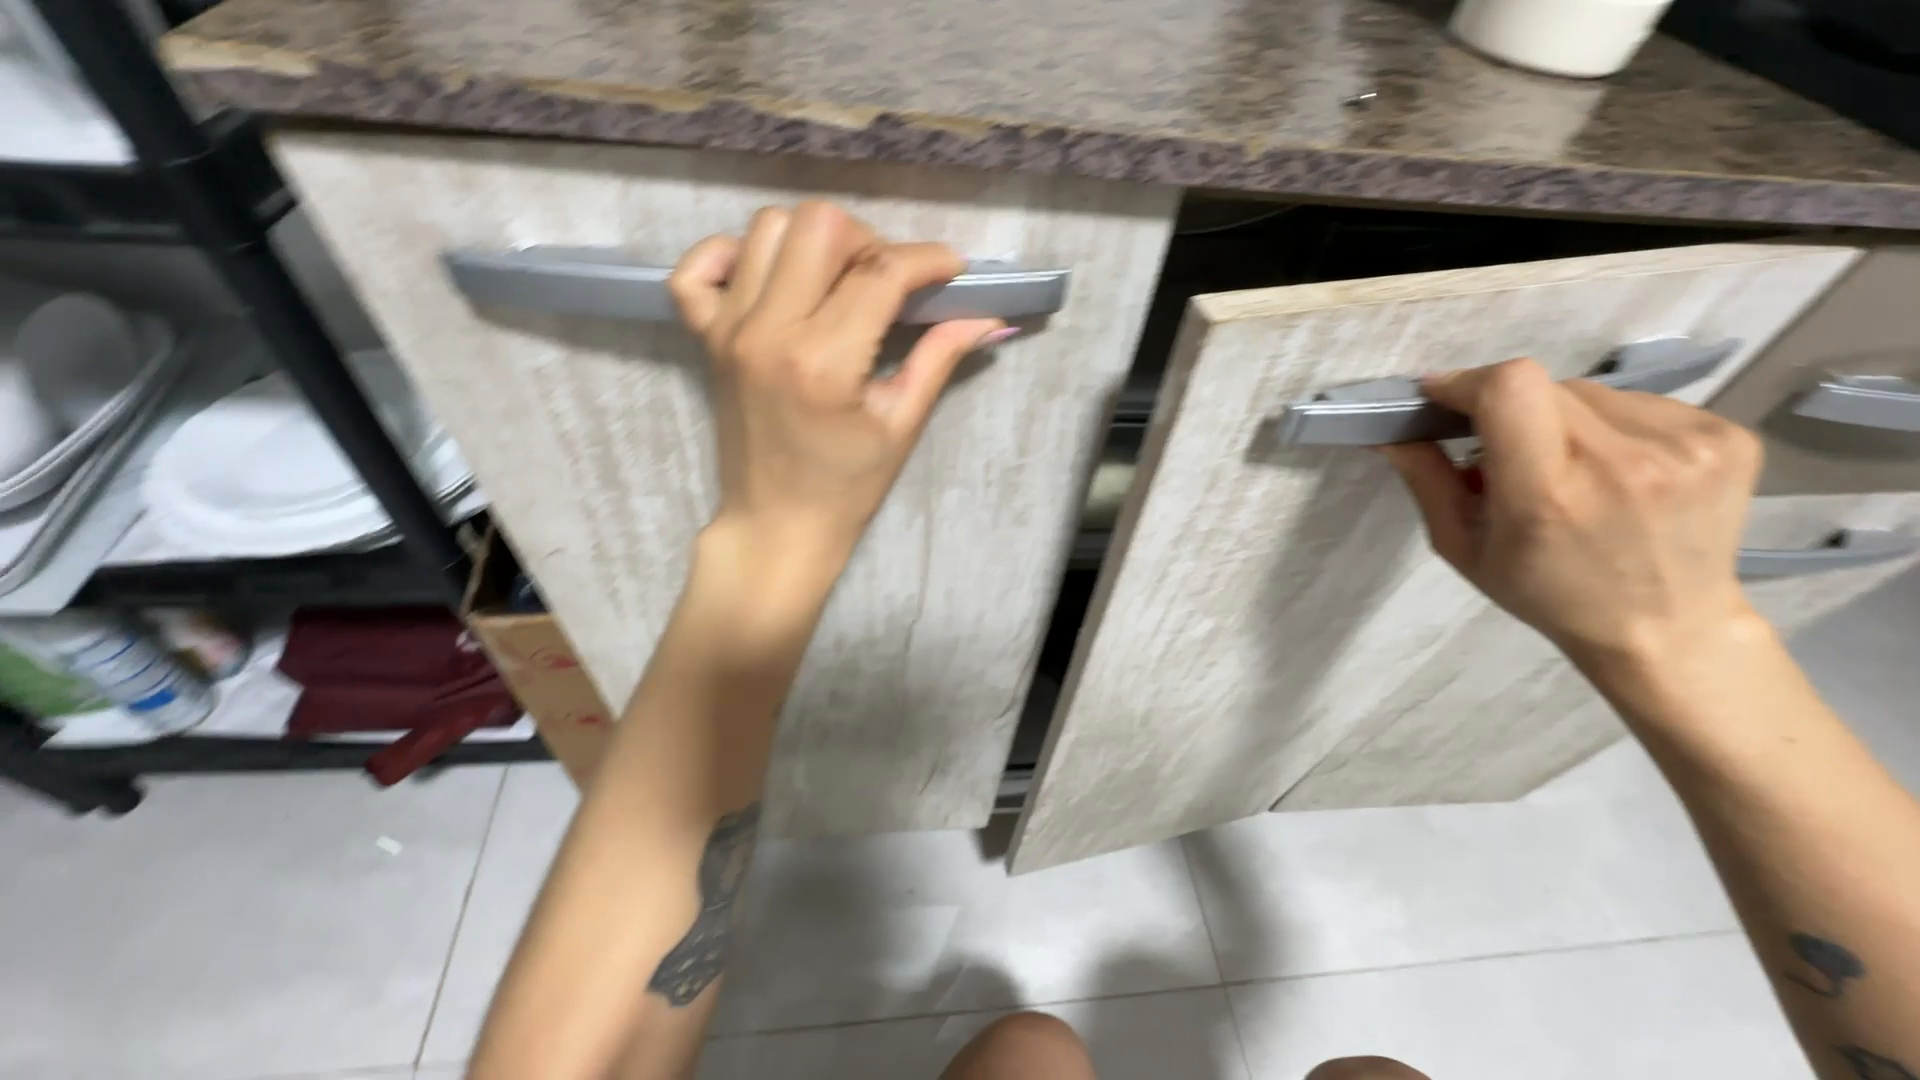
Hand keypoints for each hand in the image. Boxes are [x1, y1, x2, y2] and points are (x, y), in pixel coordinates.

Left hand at [669, 202, 1008, 560]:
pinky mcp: (706, 337)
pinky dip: (732, 254)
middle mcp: (768, 331)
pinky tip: (769, 279)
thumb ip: (940, 358)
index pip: (880, 272)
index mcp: (822, 361)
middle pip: (819, 225)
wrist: (775, 526)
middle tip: (888, 283)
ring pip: (768, 228)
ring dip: (814, 242)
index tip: (951, 270)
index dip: (927, 260)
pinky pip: (698, 266)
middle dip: (868, 242)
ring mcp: (728, 329)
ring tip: (838, 283)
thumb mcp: (901, 424)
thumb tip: (988, 316)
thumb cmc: (844, 487)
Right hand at [1380, 358, 1766, 665]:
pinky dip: (1612, 426)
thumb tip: (1389, 429)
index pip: (1510, 388)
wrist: (1666, 626)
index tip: (1446, 398)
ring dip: (1563, 418)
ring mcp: (1687, 447)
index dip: (1469, 382)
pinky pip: (1639, 403)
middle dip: (1512, 409)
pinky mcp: (1727, 437)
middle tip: (1507, 450)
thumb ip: (1427, 480)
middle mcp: (1624, 462)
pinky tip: (1617, 470)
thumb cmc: (1548, 593)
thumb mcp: (1465, 549)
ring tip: (1571, 467)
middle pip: (1543, 386)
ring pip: (1591, 392)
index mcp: (1549, 495)